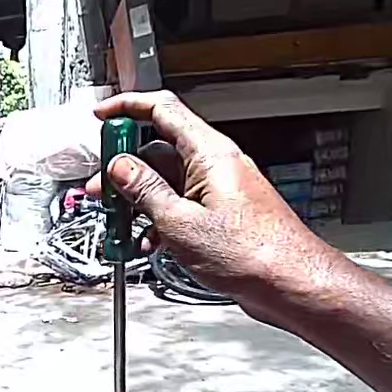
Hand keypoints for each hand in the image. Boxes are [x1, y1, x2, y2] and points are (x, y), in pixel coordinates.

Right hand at [85, 91, 341, 316]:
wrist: (290, 284)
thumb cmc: (253, 253)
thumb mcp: (179, 221)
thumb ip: (145, 190)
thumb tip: (121, 167)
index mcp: (209, 154)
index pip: (162, 109)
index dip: (126, 108)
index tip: (101, 117)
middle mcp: (214, 165)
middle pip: (158, 150)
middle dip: (124, 169)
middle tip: (103, 188)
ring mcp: (217, 190)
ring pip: (165, 182)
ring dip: (138, 201)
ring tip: (120, 223)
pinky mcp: (218, 213)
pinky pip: (179, 204)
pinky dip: (157, 219)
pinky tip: (147, 241)